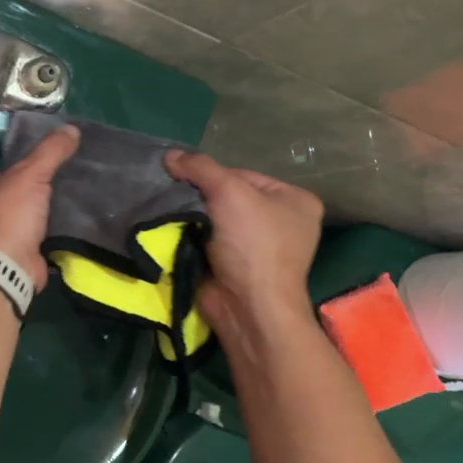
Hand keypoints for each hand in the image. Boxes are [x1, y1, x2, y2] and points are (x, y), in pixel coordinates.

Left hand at [0, 126, 80, 287]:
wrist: (10, 265)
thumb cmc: (9, 214)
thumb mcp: (31, 173)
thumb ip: (50, 151)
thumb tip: (72, 129)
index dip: (13, 167)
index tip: (38, 163)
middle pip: (6, 195)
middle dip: (27, 191)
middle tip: (56, 180)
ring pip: (17, 217)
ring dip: (36, 213)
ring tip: (65, 198)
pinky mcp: (9, 255)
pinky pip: (29, 237)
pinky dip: (44, 232)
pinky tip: (64, 222)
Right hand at [164, 151, 323, 336]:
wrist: (248, 307)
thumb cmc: (252, 245)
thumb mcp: (229, 192)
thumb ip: (200, 168)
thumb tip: (170, 155)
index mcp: (294, 200)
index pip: (241, 174)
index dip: (210, 176)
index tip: (184, 182)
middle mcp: (282, 221)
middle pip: (227, 196)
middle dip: (198, 198)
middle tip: (172, 197)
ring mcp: (259, 247)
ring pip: (214, 219)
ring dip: (191, 218)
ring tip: (168, 215)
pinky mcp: (237, 266)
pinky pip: (208, 241)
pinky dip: (191, 237)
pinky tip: (174, 233)